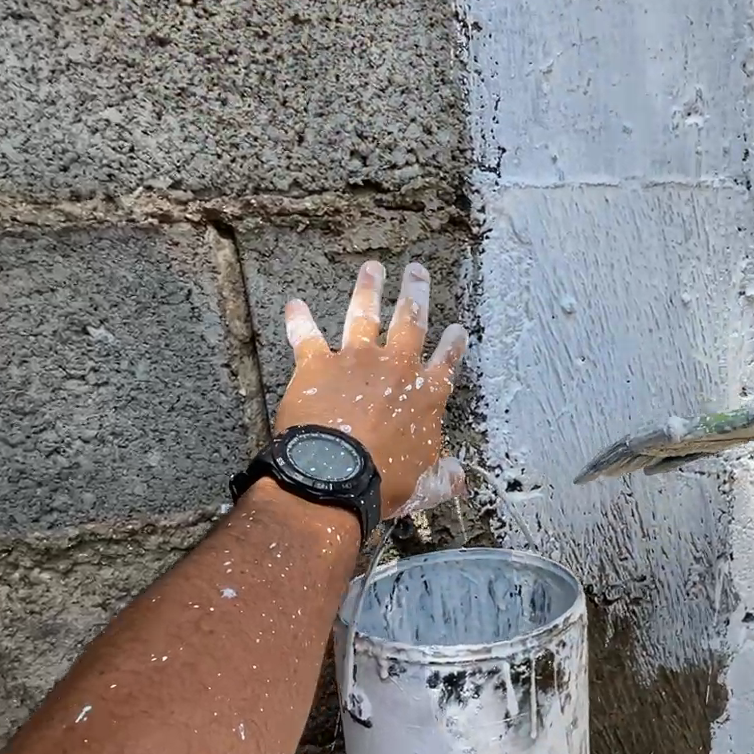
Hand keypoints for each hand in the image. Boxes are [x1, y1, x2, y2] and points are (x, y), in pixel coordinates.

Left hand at [274, 261, 469, 517]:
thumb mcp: (425, 485)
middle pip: (411, 321)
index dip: (453, 345)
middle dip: (416, 293)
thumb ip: (444, 476)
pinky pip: (307, 335)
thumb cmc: (386, 482)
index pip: (446, 363)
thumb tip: (459, 478)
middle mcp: (397, 368)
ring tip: (372, 268)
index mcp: (426, 395)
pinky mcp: (318, 364)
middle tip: (417, 270)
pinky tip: (294, 303)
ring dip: (369, 289)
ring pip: (365, 314)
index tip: (457, 329)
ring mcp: (357, 360)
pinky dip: (299, 319)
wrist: (337, 475)